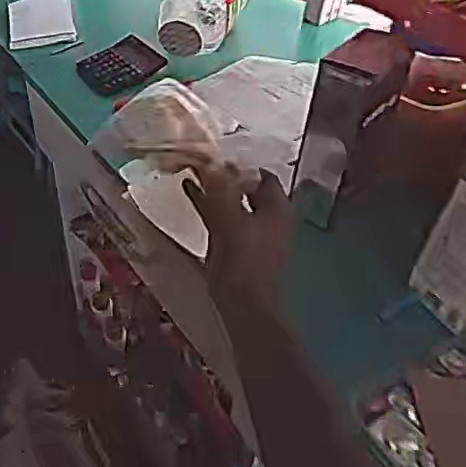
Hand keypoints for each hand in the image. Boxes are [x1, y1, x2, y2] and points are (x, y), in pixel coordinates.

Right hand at [185, 162, 292, 311]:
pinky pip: (224, 219)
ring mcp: (255, 235)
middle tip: (196, 162)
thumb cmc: (244, 264)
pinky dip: (210, 206)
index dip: (237, 163)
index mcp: (276, 208)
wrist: (248, 311)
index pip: (260, 173)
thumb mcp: (230, 221)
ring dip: (213, 189)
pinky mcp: (240, 249)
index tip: (212, 155)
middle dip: (222, 175)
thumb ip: (221, 190)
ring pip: (233, 202)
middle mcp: (270, 218)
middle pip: (245, 187)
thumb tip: (212, 161)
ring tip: (189, 174)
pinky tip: (191, 196)